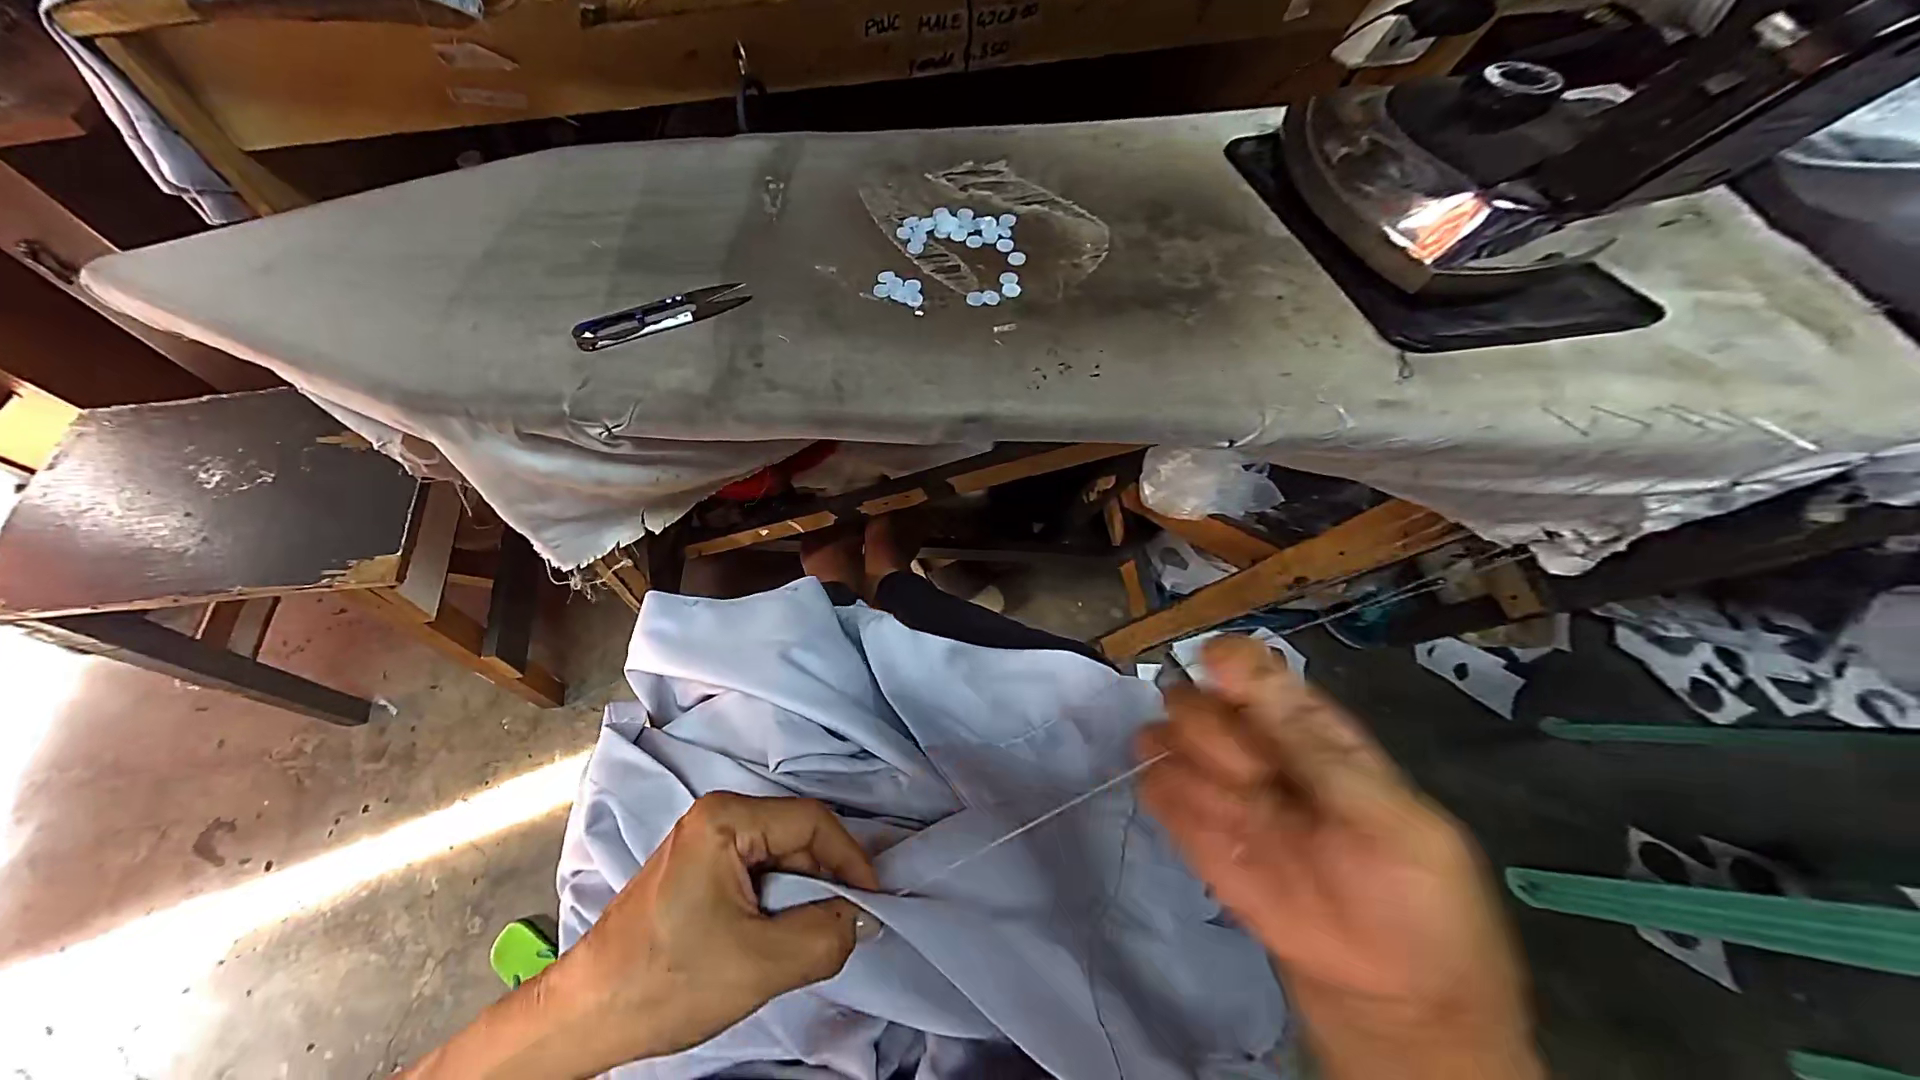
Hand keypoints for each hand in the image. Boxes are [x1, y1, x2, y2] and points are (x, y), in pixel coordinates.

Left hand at [403, 793, 877, 1079]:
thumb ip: (826, 935)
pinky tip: (783, 931)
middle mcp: (717, 813)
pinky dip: (783, 897)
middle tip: (849, 922)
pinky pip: (761, 868)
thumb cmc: (665, 982)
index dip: (851, 860)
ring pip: (782, 853)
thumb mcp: (760, 964)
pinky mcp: (701, 864)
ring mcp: (705, 838)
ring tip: (818, 932)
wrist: (584, 1017)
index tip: (874, 904)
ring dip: (807, 890)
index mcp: (726, 818)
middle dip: (828, 878)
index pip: (812, 822)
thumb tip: (867, 918)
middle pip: (798, 834)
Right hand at [1137, 636, 1541, 1079]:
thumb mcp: (1384, 815)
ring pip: (1167, 737)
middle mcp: (1258, 750)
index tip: (1212, 666)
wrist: (1397, 1001)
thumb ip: (1310, 742)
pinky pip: (1158, 790)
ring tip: (1220, 800)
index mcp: (1311, 731)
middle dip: (1209, 724)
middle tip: (1247, 771)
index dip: (1230, 663)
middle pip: (1200, 700)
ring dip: (1178, 754)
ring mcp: (1223, 791)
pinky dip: (1162, 790)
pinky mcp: (1198, 834)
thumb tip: (1238, 664)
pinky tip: (1185, 807)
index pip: (1254, 671)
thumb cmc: (1414, 899)